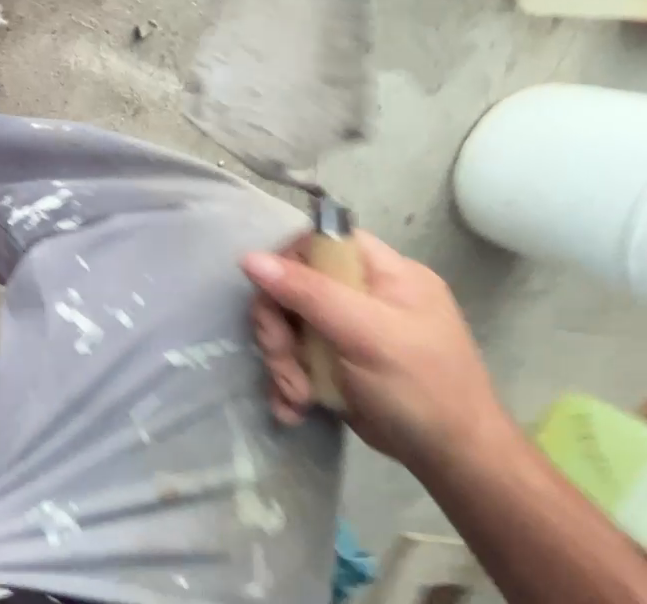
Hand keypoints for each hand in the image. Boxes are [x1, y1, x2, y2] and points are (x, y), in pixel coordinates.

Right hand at [242, 231, 504, 469]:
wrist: (454, 462)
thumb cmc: (423, 390)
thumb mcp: (366, 335)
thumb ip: (308, 292)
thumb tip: (249, 258)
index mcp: (387, 275)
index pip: (320, 241)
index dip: (288, 262)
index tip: (276, 296)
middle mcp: (364, 294)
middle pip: (291, 286)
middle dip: (279, 328)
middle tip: (283, 358)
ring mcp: (348, 328)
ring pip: (285, 323)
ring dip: (280, 360)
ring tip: (295, 393)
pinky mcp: (334, 358)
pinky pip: (293, 353)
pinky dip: (288, 379)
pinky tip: (294, 404)